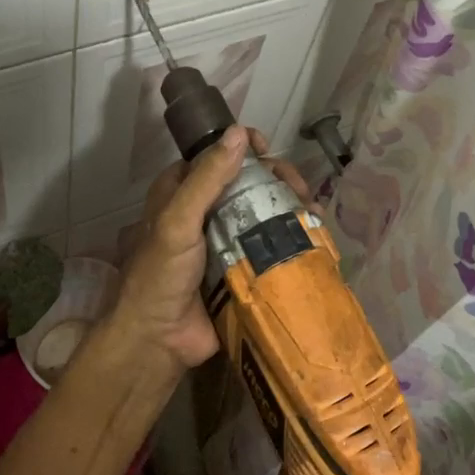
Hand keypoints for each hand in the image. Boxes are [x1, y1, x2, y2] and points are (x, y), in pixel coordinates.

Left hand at [112, 126, 313, 369]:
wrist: (160, 341)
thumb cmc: (161, 274)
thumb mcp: (179, 219)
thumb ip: (208, 177)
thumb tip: (239, 133)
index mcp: (181, 190)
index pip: (216, 155)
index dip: (243, 147)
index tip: (267, 151)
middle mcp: (203, 210)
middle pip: (246, 181)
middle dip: (275, 178)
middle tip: (297, 188)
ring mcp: (225, 239)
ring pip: (262, 210)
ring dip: (288, 205)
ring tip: (311, 209)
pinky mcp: (242, 267)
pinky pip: (269, 243)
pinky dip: (290, 235)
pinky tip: (313, 232)